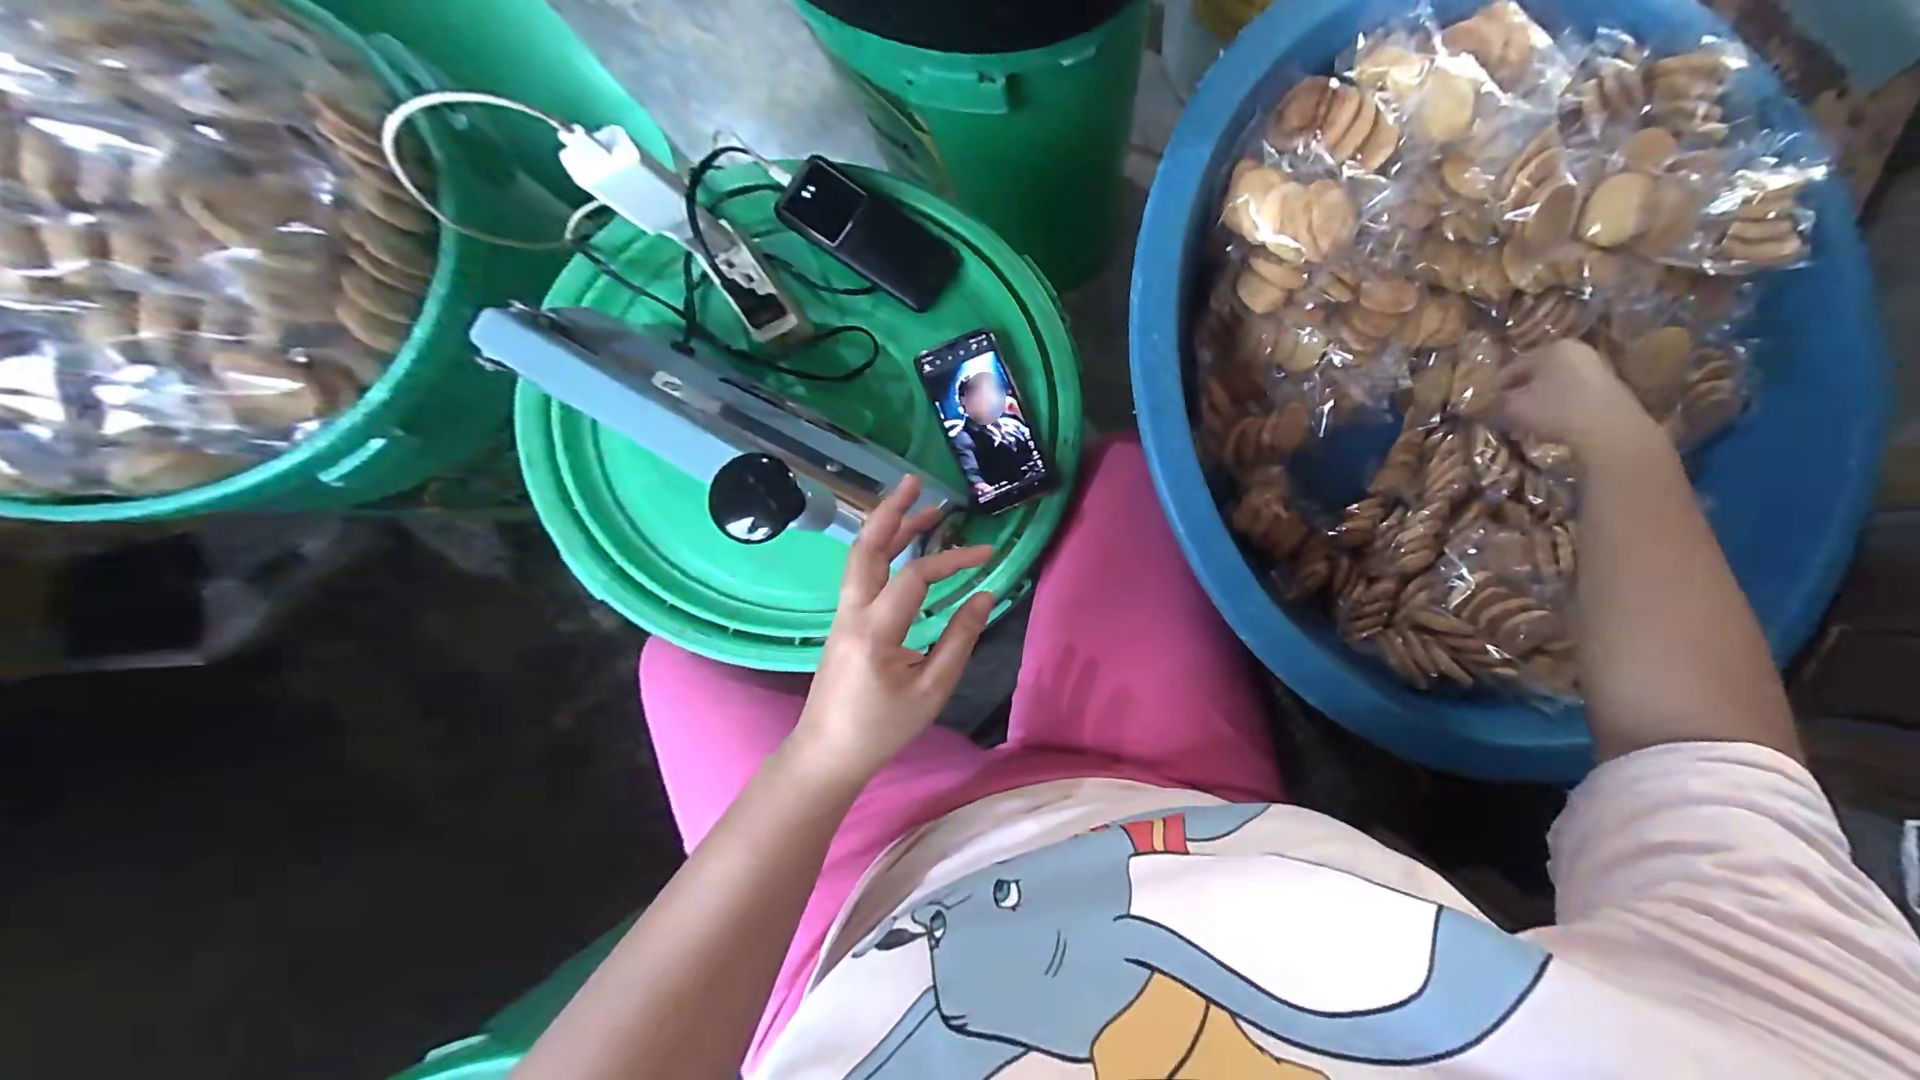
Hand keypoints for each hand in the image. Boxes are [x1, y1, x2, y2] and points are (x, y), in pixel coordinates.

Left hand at [788, 476, 994, 786]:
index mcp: (875, 631)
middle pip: (867, 548)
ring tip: (917, 505)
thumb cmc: (883, 727)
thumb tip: (984, 595)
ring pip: (859, 557)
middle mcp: (852, 612)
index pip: (916, 576)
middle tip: (918, 483)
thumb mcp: (932, 689)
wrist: (828, 750)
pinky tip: (898, 546)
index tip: (988, 553)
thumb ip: (960, 639)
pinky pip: (859, 573)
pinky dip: (880, 549)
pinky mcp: (842, 620)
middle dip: (892, 511)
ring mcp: (842, 614)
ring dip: (886, 527)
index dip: (954, 558)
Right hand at [1499, 340, 1662, 456]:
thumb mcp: (1512, 407)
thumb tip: (1484, 401)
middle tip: (1504, 412)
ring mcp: (1596, 366)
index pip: (1511, 367)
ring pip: (1554, 383)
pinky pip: (1572, 391)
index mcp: (1551, 348)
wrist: (1609, 429)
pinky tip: (1549, 421)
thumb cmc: (1555, 410)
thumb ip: (1495, 401)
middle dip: (1518, 392)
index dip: (1494, 387)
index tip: (1484, 404)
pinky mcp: (1609, 385)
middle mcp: (1576, 350)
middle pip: (1535, 373)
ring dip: (1537, 399)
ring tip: (1525, 420)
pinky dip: (1557, 404)